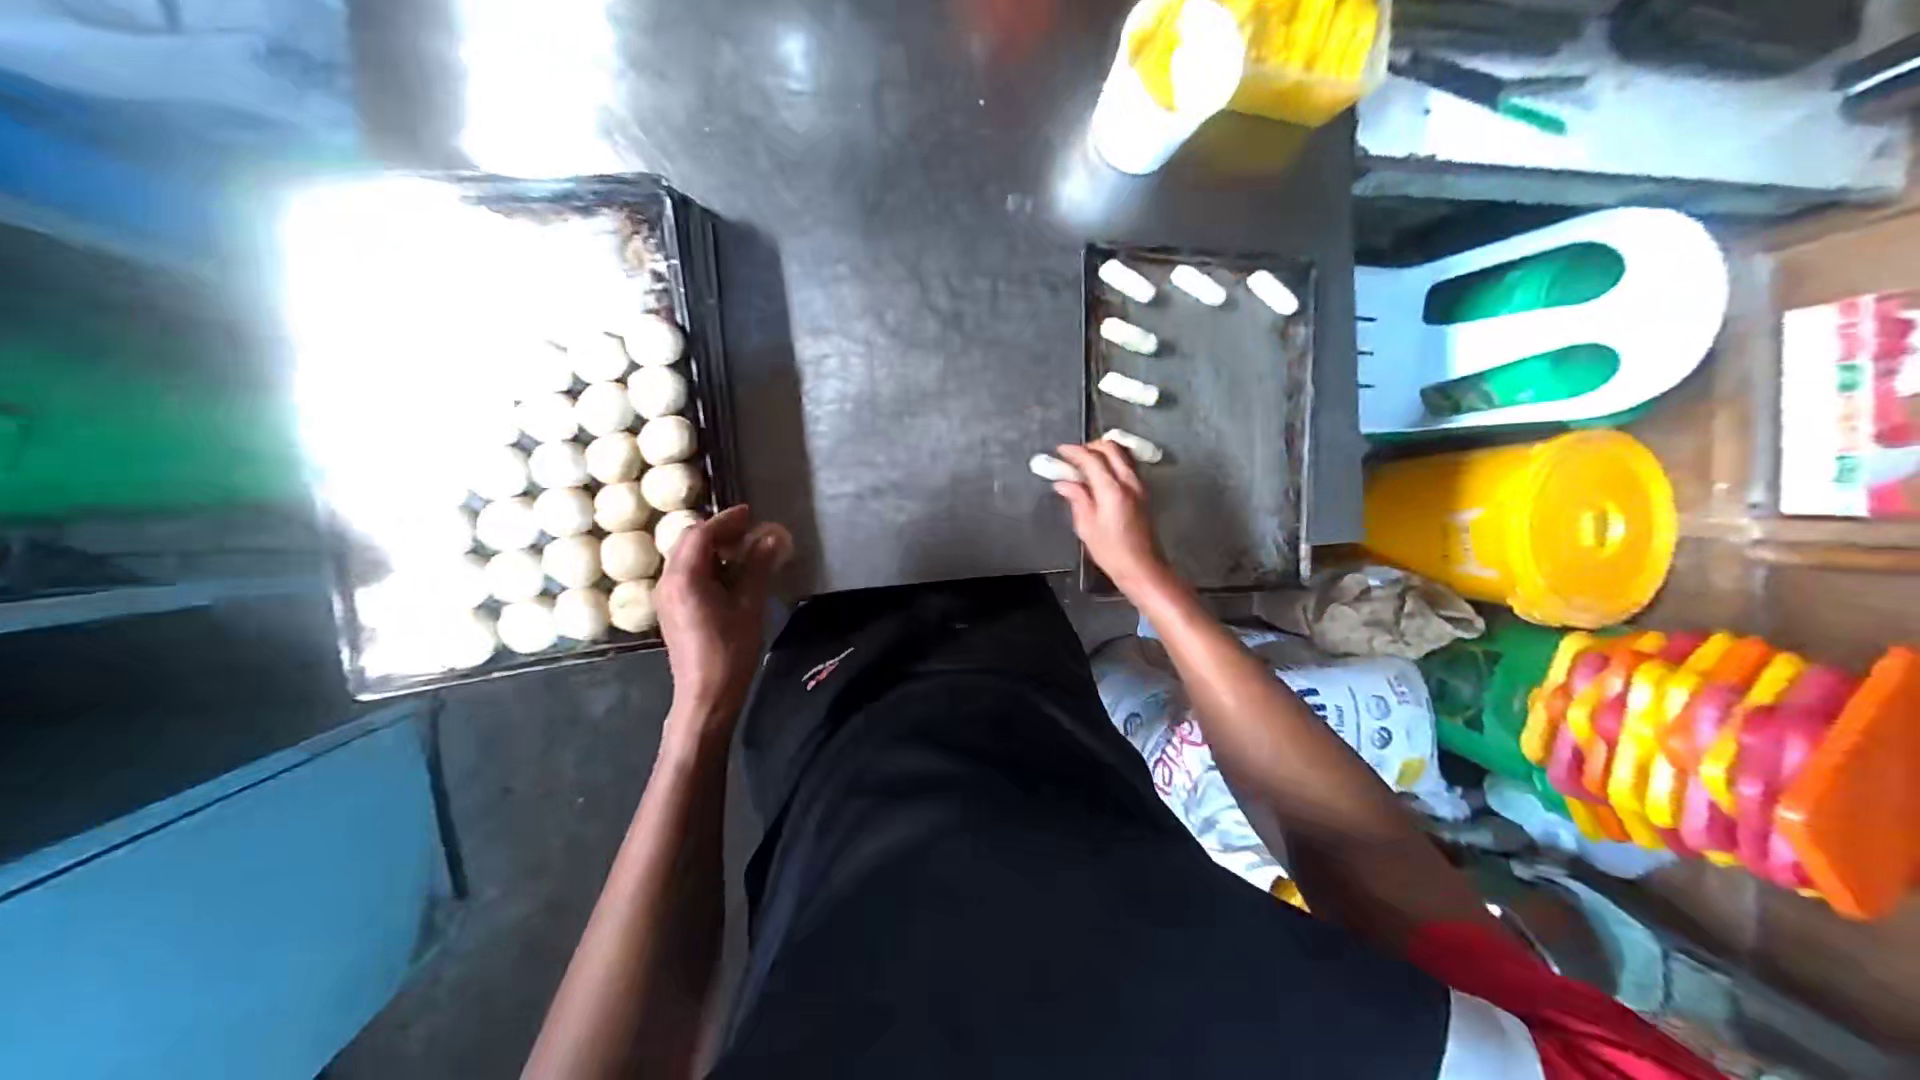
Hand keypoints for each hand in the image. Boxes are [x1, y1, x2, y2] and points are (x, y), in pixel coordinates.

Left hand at [655, 505, 792, 729]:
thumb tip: (772, 536)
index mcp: (684, 577)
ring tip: (743, 550)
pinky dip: (706, 565)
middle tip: (749, 531)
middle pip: (688, 542)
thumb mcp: (750, 605)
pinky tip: (729, 575)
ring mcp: (666, 597)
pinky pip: (686, 575)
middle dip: (718, 532)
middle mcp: (667, 581)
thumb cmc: (730, 650)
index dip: (726, 520)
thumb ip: (758, 566)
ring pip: (686, 558)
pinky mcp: (671, 610)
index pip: (701, 534)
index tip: (750, 513)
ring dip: (712, 548)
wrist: (705, 695)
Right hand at [1052, 440, 1174, 597]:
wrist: (1141, 566)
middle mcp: (1128, 481)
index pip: (1091, 459)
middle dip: (1090, 447)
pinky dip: (1112, 462)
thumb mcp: (1086, 526)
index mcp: (1111, 489)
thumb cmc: (1110, 551)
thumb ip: (1076, 498)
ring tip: (1084, 464)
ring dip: (1102, 453)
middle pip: (1110, 448)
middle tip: (1072, 456)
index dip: (1073, 451)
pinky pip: (1126, 466)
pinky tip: (1100, 475)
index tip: (1059, 451)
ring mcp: (1139, 485)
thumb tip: (1064, 483)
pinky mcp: (1142, 492)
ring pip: (1121, 455)